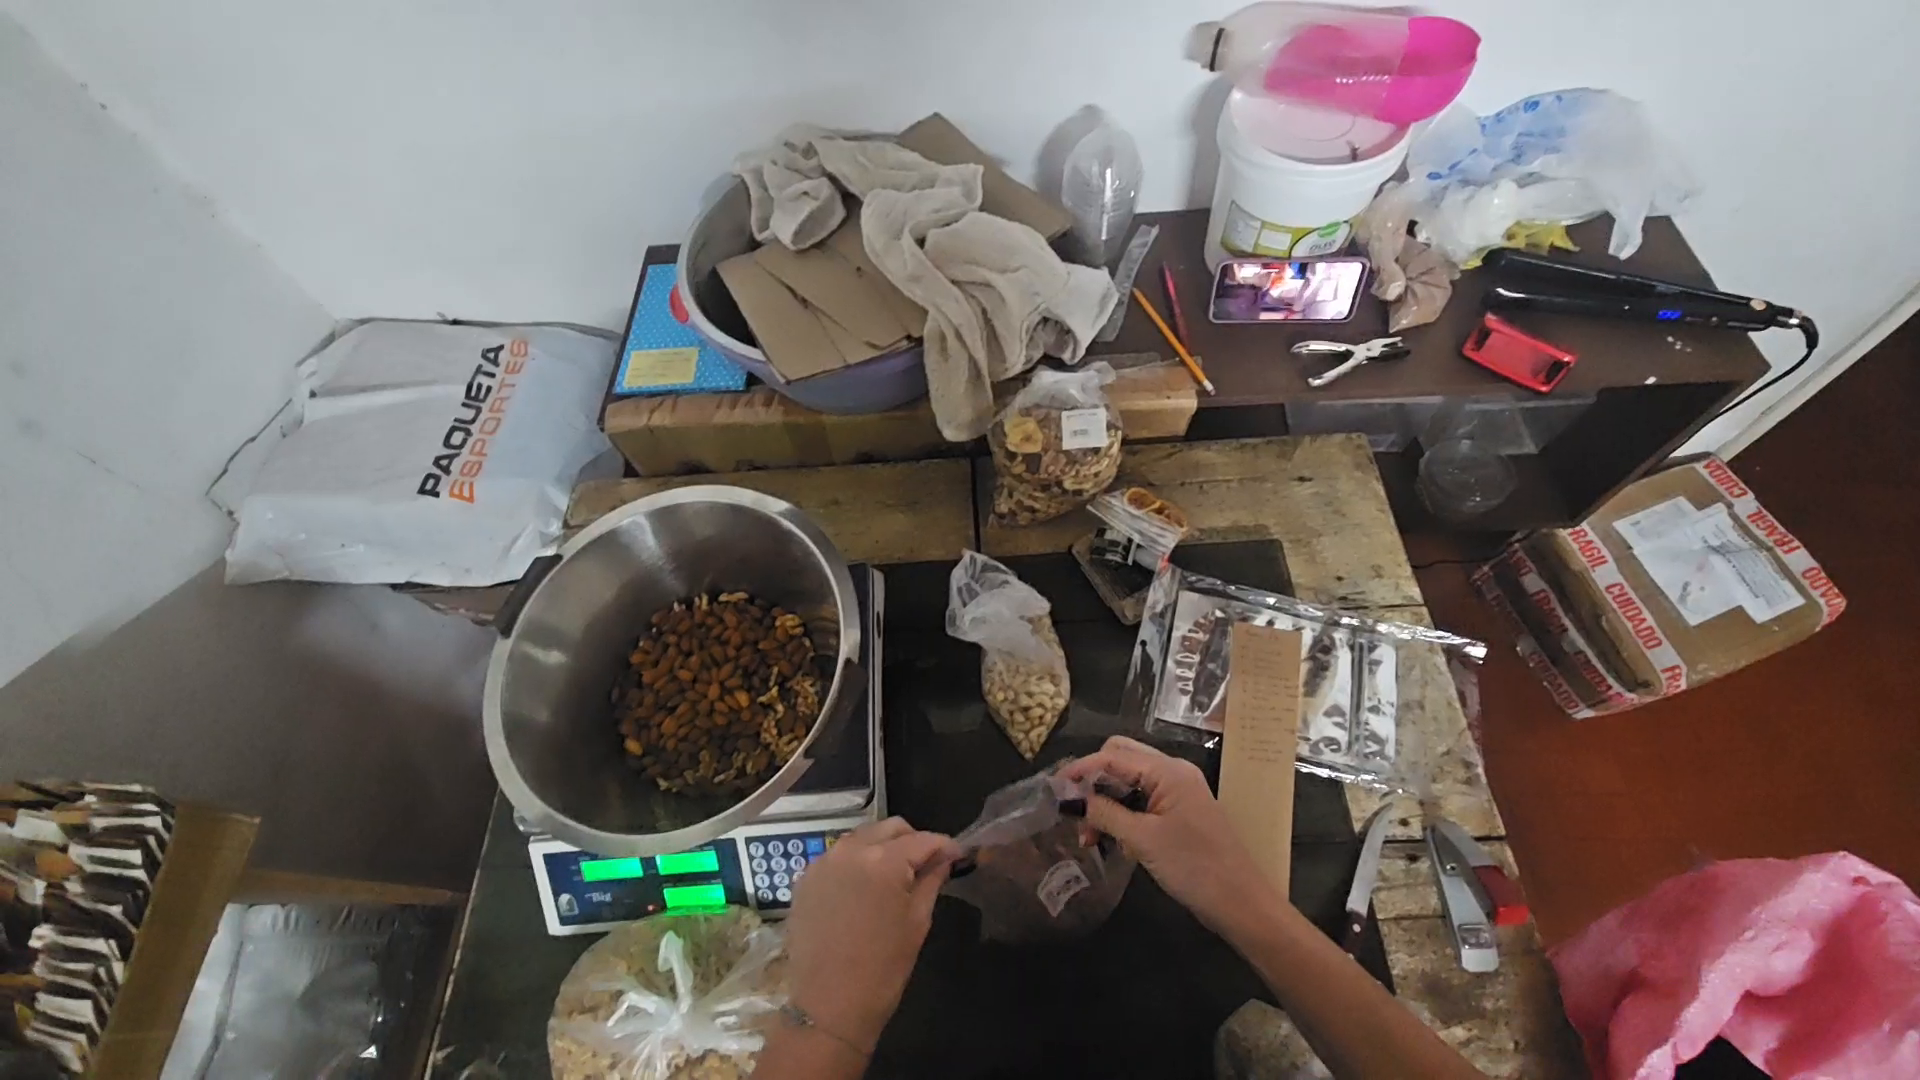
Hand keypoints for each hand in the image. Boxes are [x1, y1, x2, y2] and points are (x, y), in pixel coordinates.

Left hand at [783, 817, 956, 1053]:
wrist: (827, 1008)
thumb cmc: (882, 968)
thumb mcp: (917, 922)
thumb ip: (931, 880)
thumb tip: (945, 858)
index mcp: (884, 861)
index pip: (923, 839)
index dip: (944, 845)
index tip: (957, 855)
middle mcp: (851, 850)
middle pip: (891, 828)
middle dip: (913, 841)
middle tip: (926, 865)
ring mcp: (824, 862)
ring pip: (862, 837)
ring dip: (882, 849)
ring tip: (894, 877)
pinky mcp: (805, 878)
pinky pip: (838, 857)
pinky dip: (856, 863)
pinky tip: (863, 889)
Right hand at [1060, 736, 1274, 935]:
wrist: (1242, 905)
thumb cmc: (1194, 868)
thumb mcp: (1143, 841)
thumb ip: (1106, 814)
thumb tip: (1075, 799)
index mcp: (1168, 771)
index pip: (1112, 756)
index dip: (1080, 769)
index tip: (1054, 790)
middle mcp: (1172, 772)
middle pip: (1120, 759)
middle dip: (1092, 781)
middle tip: (1073, 810)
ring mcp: (1177, 791)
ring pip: (1129, 781)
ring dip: (1105, 801)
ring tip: (1089, 836)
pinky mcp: (1178, 811)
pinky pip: (1141, 799)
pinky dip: (1122, 812)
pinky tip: (1111, 838)